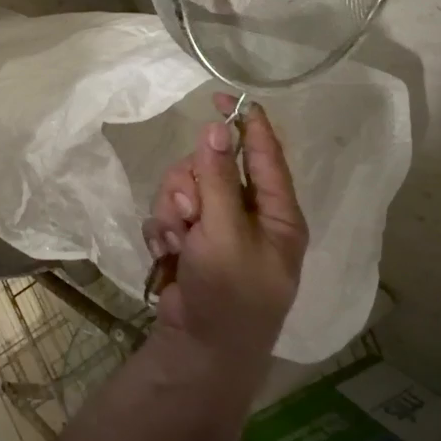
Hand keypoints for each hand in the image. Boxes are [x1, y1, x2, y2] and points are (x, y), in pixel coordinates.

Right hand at [142, 96, 307, 375]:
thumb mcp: (226, 234)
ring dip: (172, 212)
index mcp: (277, 213)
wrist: (200, 345)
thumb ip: (218, 180)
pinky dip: (163, 230)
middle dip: (189, 186)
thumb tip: (217, 128)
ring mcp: (217, 226)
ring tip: (178, 243)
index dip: (245, 123)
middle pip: (208, 166)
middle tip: (188, 215)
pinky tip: (169, 253)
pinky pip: (166, 211)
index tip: (220, 96)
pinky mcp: (190, 238)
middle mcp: (248, 214)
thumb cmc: (231, 294)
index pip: (263, 154)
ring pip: (181, 186)